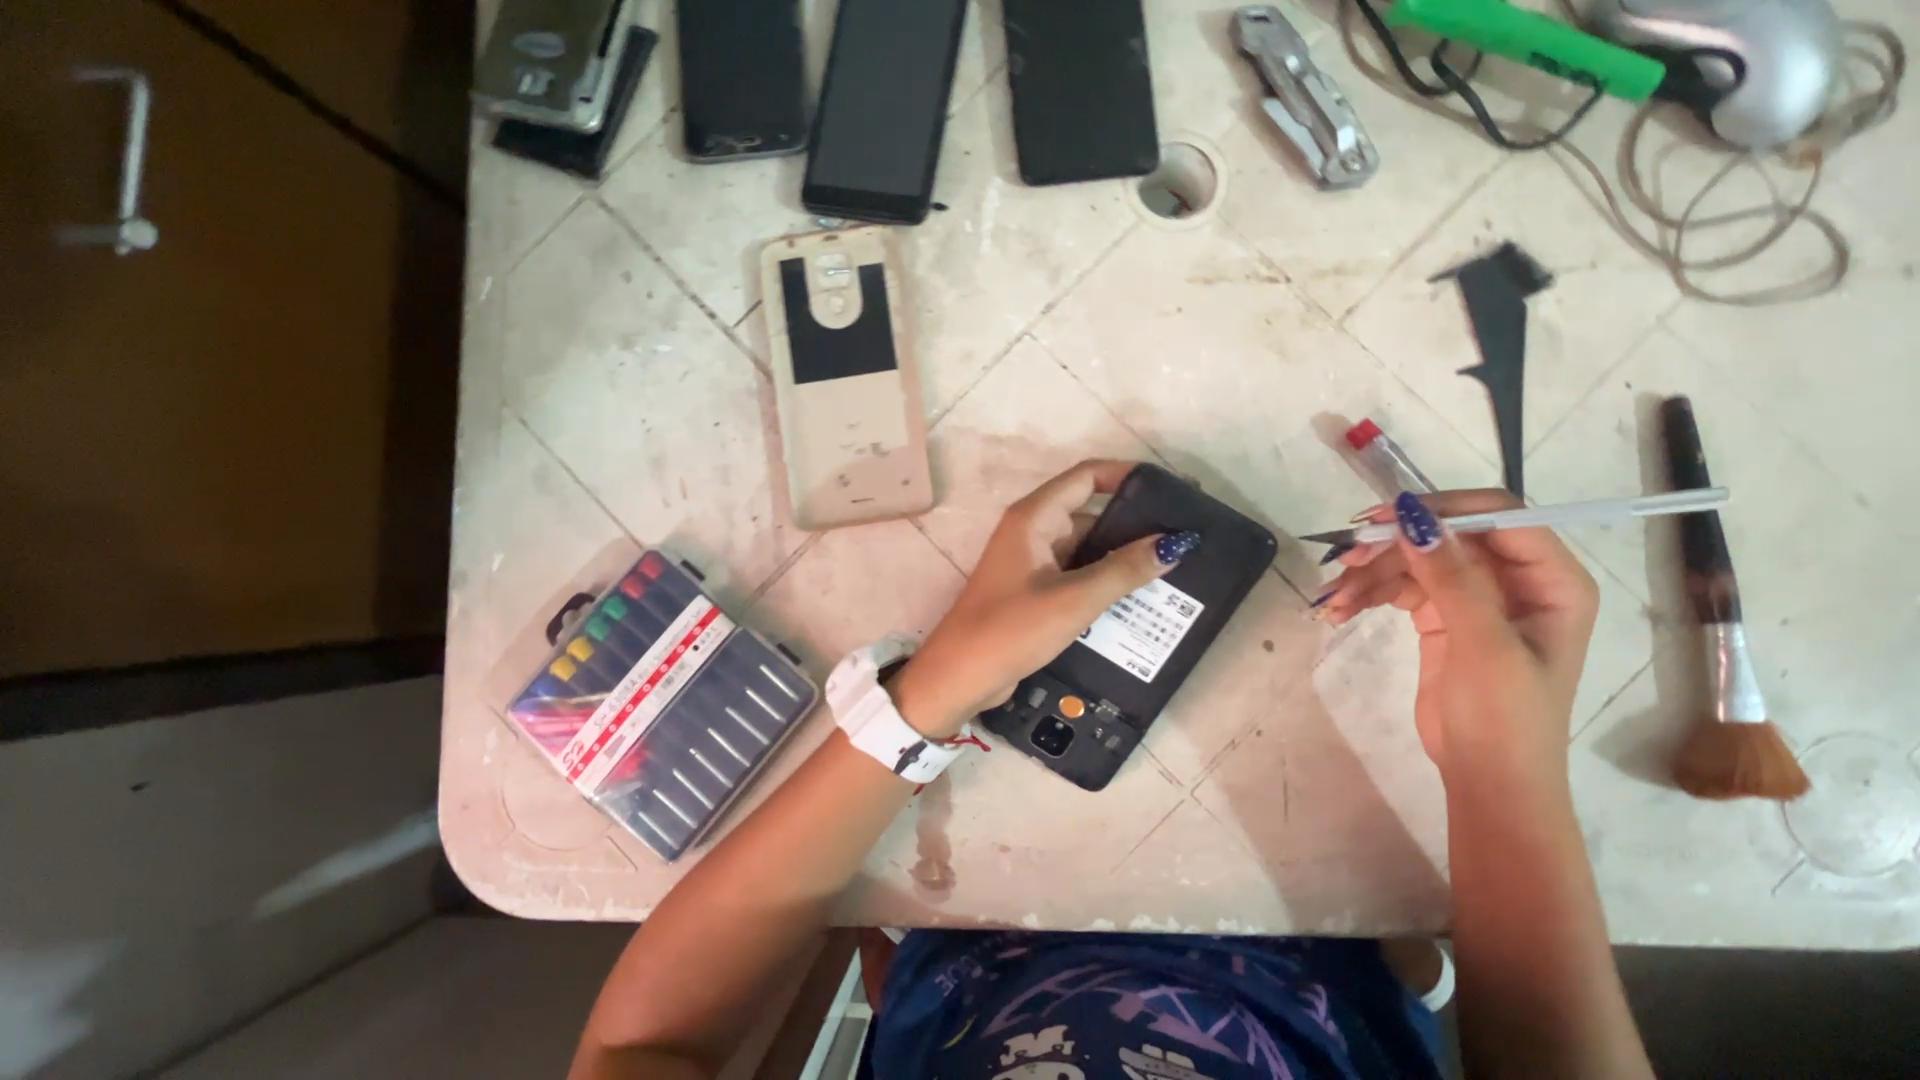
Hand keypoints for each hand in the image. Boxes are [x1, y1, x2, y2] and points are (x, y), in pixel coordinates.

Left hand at [889, 460, 1197, 737]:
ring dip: (1121, 556)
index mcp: (1034, 518)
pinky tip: (1139, 596)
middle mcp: (1032, 531)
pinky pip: (1077, 574)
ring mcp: (1032, 562)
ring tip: (1173, 566)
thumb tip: (1173, 544)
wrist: (960, 676)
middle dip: (1133, 523)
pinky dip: (1105, 579)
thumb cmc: (1012, 628)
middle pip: (1090, 512)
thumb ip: (1124, 570)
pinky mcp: (1034, 591)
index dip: (1127, 476)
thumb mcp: (1074, 599)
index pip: (1087, 477)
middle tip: (1181, 537)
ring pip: (1086, 547)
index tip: (1169, 490)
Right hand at [1316, 491, 1598, 779]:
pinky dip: (1370, 594)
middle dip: (1394, 545)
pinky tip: (1339, 609)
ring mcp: (1477, 598)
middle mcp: (1517, 579)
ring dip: (1372, 573)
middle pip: (1448, 536)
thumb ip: (1452, 578)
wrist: (1489, 780)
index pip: (1498, 517)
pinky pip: (1403, 587)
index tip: (1383, 520)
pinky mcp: (1443, 617)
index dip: (1441, 510)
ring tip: (1333, 597)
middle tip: (1344, 556)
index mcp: (1552, 580)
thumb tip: (1411, 518)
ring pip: (1417, 560)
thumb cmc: (1506, 717)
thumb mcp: (1484, 645)